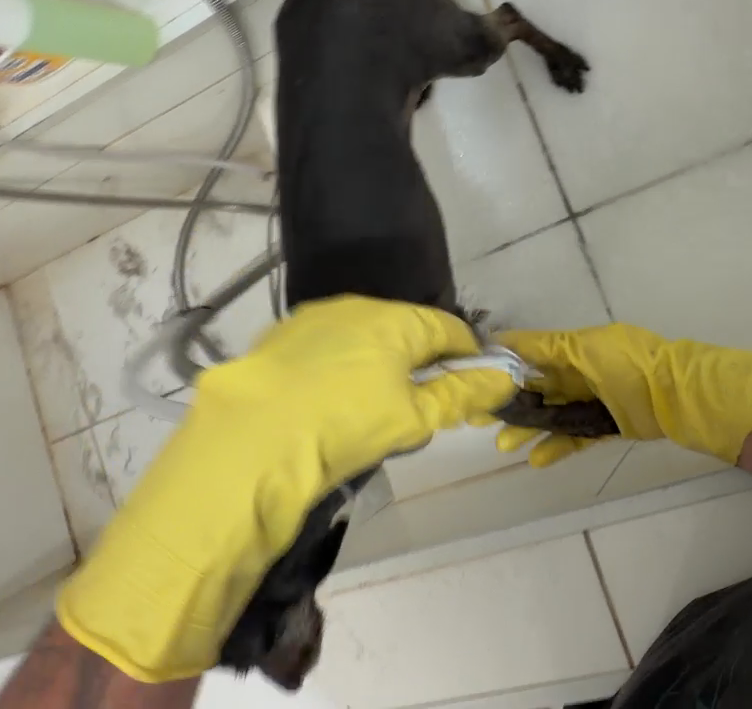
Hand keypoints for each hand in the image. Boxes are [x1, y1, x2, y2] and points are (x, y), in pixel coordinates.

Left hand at [57, 296, 515, 682]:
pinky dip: (336, 368)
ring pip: (361, 337)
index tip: (475, 381)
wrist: (248, 444)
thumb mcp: (414, 418)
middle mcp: (355, 306)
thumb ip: (462, 394)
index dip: (468, 354)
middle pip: (404, 329)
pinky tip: (326, 403)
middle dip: (420, 360)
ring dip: (377, 362)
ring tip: (373, 406)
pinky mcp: (275, 340)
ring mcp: (311, 321)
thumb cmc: (346, 426)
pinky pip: (323, 349)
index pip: (448, 328)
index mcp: (396, 319)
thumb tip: (504, 377)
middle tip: (424, 402)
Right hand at [494, 324, 751, 466]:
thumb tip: (506, 339)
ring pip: (552, 415)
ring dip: (528, 427)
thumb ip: (547, 347)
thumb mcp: (585, 348)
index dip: (505, 362)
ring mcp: (593, 400)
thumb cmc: (630, 364)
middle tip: (480, 418)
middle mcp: (581, 372)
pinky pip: (574, 437)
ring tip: (503, 444)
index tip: (475, 373)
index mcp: (575, 348)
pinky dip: (555, 446)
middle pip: (538, 387)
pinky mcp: (606, 426)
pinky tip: (535, 459)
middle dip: (510, 401)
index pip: (532, 352)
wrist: (677, 395)